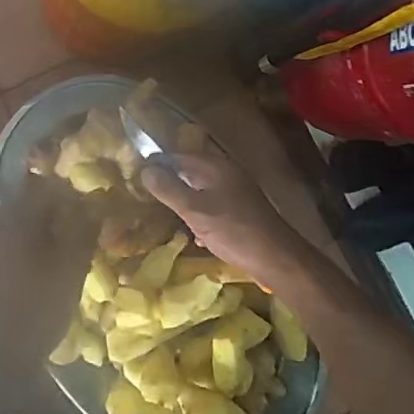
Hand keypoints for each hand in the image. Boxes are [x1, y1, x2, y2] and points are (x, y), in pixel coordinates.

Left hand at [0, 174, 96, 370]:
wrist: (1, 357)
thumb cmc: (40, 304)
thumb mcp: (72, 264)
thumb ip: (85, 228)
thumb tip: (98, 201)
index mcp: (19, 219)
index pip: (45, 183)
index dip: (71, 182)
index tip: (95, 187)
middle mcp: (3, 228)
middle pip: (35, 202)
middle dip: (64, 203)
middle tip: (92, 210)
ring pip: (29, 224)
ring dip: (53, 224)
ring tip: (80, 233)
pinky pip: (23, 243)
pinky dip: (43, 242)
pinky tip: (59, 257)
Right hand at [140, 151, 315, 287]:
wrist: (277, 258)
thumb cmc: (234, 231)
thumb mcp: (195, 211)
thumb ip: (169, 189)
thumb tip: (146, 169)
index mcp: (216, 166)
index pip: (180, 155)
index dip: (158, 162)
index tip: (137, 171)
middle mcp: (227, 172)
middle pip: (192, 170)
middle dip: (171, 180)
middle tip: (147, 192)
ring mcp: (237, 191)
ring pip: (203, 188)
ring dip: (185, 198)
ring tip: (166, 211)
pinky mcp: (242, 210)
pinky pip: (214, 204)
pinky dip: (201, 213)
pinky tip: (195, 231)